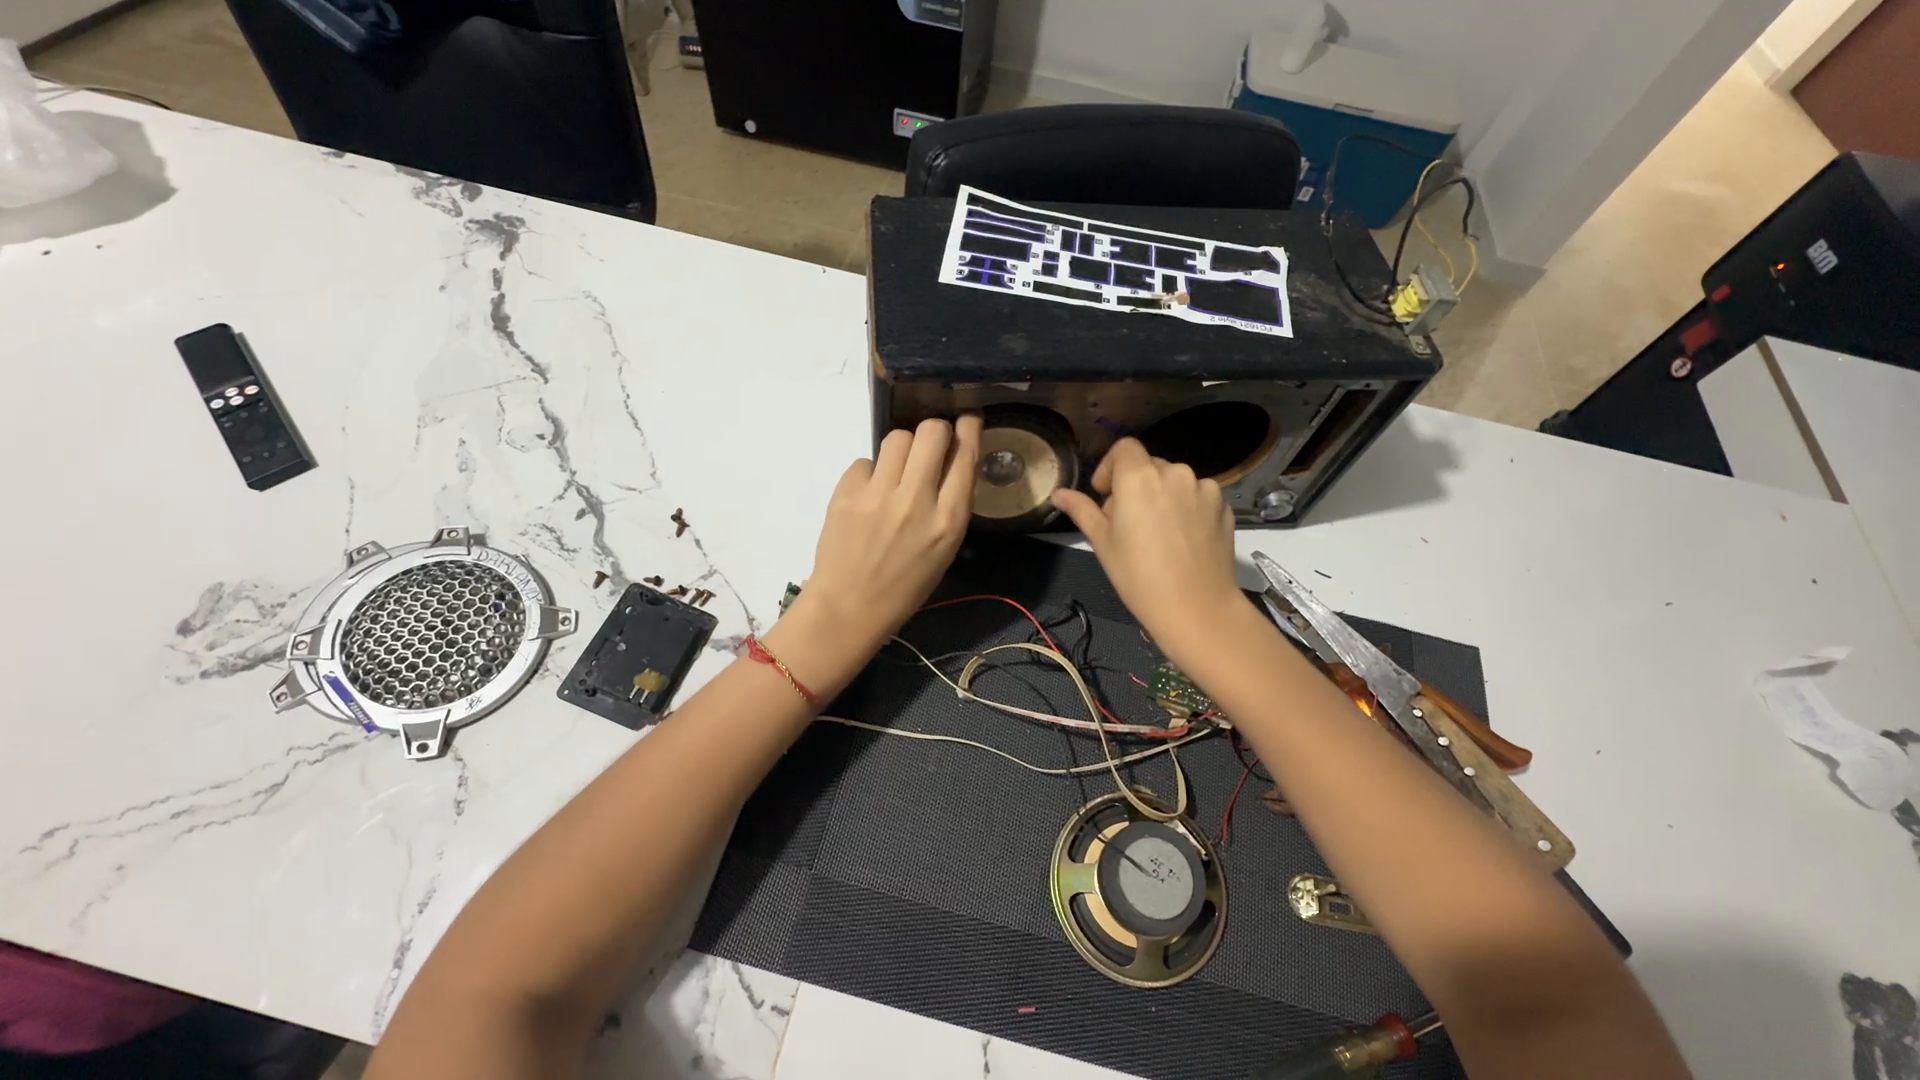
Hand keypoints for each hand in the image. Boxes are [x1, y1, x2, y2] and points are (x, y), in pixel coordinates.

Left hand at [795, 416, 981, 655]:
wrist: (850, 608)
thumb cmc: (905, 586)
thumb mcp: (944, 549)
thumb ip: (951, 503)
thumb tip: (952, 460)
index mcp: (949, 520)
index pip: (966, 455)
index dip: (969, 428)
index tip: (967, 417)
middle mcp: (917, 501)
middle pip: (932, 431)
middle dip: (934, 429)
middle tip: (930, 442)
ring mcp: (878, 495)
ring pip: (897, 437)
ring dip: (902, 447)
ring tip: (896, 470)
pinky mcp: (846, 493)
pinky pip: (865, 461)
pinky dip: (870, 472)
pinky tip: (868, 494)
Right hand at [1050, 438, 1243, 657]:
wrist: (1196, 607)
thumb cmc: (1138, 575)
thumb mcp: (1102, 542)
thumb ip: (1081, 510)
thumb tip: (1058, 493)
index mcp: (1139, 477)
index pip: (1124, 448)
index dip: (1110, 466)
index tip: (1105, 494)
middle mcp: (1174, 473)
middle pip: (1149, 465)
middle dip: (1135, 485)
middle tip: (1128, 522)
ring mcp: (1204, 488)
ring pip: (1176, 481)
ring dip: (1162, 496)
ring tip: (1158, 532)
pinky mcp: (1224, 506)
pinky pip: (1199, 496)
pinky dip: (1187, 508)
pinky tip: (1183, 539)